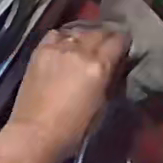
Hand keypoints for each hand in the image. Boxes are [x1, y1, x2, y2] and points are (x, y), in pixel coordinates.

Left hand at [4, 26, 125, 162]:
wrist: (36, 130)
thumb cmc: (75, 128)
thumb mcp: (102, 104)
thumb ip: (109, 79)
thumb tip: (113, 66)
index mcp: (98, 66)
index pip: (117, 42)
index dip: (124, 41)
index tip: (125, 44)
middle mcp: (78, 50)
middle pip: (97, 33)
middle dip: (106, 36)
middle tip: (108, 43)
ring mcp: (57, 47)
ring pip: (77, 31)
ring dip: (85, 36)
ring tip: (87, 43)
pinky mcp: (39, 50)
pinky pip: (56, 34)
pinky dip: (64, 37)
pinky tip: (65, 44)